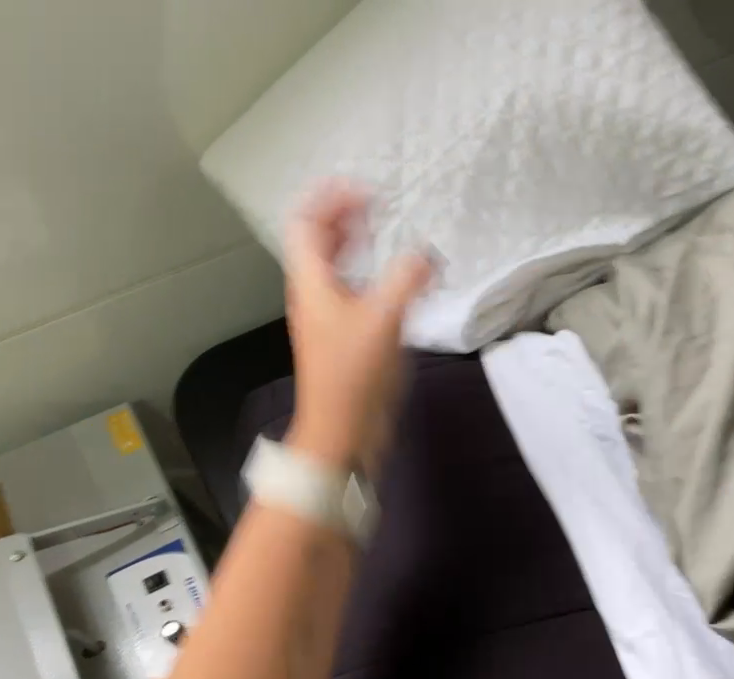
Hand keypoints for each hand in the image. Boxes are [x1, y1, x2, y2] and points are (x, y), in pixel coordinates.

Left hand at [281, 181, 433, 472]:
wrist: (341, 431)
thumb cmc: (355, 375)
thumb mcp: (384, 319)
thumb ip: (408, 279)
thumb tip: (427, 255)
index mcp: (311, 282)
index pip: (305, 221)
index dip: (330, 198)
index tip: (366, 192)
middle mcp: (313, 295)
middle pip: (317, 241)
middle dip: (343, 216)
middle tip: (376, 207)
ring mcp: (327, 318)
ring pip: (333, 267)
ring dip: (354, 245)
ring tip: (380, 234)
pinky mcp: (343, 340)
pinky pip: (350, 292)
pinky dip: (368, 276)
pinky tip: (392, 284)